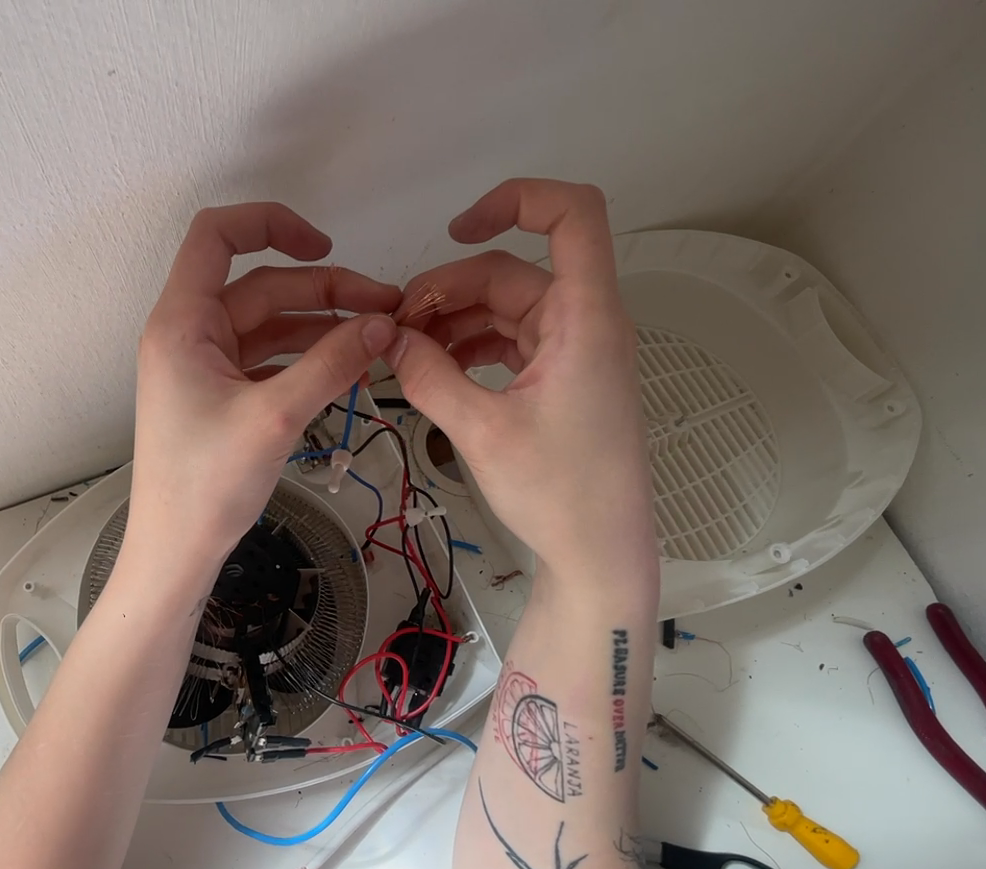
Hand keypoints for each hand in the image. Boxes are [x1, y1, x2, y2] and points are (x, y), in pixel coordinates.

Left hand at [127, 203, 402, 578]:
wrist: (176, 550)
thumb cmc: (207, 485)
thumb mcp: (274, 417)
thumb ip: (330, 364)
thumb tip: (384, 326)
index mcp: (181, 323)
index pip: (217, 237)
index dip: (271, 224)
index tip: (325, 245)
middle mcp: (188, 335)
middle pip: (260, 287)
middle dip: (324, 293)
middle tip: (387, 310)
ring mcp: (203, 367)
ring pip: (268, 326)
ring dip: (320, 328)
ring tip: (377, 340)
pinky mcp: (218, 397)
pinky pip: (267, 361)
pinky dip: (304, 359)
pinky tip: (345, 368)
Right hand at [387, 179, 655, 593]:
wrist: (597, 550)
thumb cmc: (556, 491)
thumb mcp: (481, 430)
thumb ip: (429, 377)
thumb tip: (387, 339)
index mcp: (583, 319)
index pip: (571, 217)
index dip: (516, 201)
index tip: (455, 230)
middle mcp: (584, 323)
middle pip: (512, 273)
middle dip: (448, 290)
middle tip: (394, 329)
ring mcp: (573, 352)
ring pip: (506, 309)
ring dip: (453, 321)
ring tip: (404, 354)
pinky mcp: (561, 380)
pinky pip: (510, 343)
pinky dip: (470, 347)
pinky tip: (433, 369)